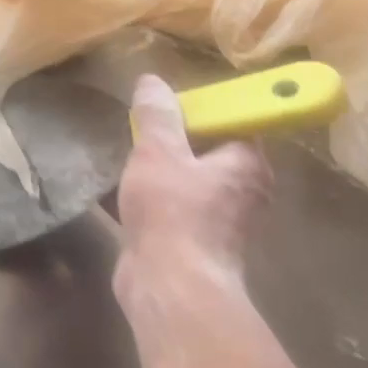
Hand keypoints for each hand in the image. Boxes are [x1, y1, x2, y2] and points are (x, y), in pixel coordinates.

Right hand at [112, 74, 272, 302]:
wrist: (170, 286)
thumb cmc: (172, 213)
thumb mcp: (157, 152)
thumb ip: (156, 116)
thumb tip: (153, 81)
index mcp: (247, 164)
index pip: (235, 121)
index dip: (202, 108)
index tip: (166, 105)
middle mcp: (243, 190)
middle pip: (209, 149)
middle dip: (174, 138)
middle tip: (140, 129)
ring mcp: (220, 219)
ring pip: (189, 179)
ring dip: (160, 168)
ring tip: (127, 157)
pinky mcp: (193, 240)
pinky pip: (173, 205)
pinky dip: (152, 195)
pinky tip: (120, 191)